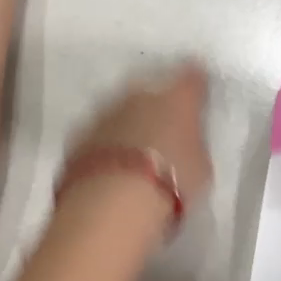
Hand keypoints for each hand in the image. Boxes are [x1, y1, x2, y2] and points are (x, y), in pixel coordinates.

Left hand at [67, 63, 212, 209]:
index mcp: (178, 97)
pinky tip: (111, 165)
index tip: (199, 98)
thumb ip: (194, 144)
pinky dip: (106, 143)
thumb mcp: (201, 166)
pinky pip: (100, 132)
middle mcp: (140, 94)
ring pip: (122, 109)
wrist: (110, 204)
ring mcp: (106, 112)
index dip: (196, 86)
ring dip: (129, 123)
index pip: (192, 76)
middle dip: (157, 104)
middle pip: (152, 89)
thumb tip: (188, 140)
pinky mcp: (79, 136)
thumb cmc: (169, 182)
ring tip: (136, 152)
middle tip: (165, 130)